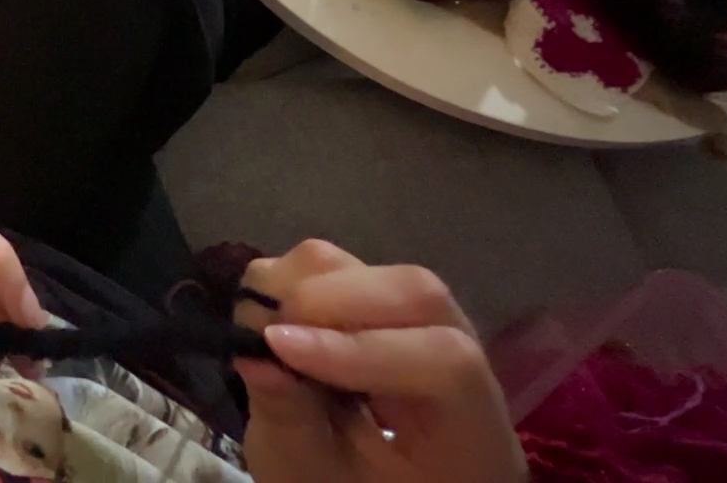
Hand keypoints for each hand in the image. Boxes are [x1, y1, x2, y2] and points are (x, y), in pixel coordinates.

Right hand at [234, 240, 526, 482]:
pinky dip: (285, 280)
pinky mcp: (367, 304)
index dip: (357, 345)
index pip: (444, 361)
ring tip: (265, 328)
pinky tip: (272, 320)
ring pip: (363, 267)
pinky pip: (326, 264)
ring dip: (296, 285)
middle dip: (326, 299)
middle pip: (416, 294)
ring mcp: (409, 325)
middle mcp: (455, 364)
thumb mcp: (310, 476)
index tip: (280, 349)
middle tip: (271, 332)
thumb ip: (289, 420)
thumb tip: (255, 354)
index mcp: (470, 436)